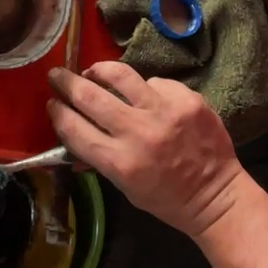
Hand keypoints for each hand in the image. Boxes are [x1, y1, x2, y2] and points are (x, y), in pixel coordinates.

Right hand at [48, 62, 245, 237]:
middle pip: (90, 97)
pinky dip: (145, 87)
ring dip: (100, 70)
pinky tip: (145, 96)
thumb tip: (71, 130)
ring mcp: (165, 112)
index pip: (75, 129)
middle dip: (67, 82)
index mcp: (120, 162)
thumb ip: (98, 157)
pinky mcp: (186, 99)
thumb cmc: (165, 197)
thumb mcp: (125, 187)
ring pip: (120, 75)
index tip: (51, 102)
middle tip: (56, 75)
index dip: (58, 112)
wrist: (217, 197)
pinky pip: (154, 82)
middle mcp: (139, 134)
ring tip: (93, 71)